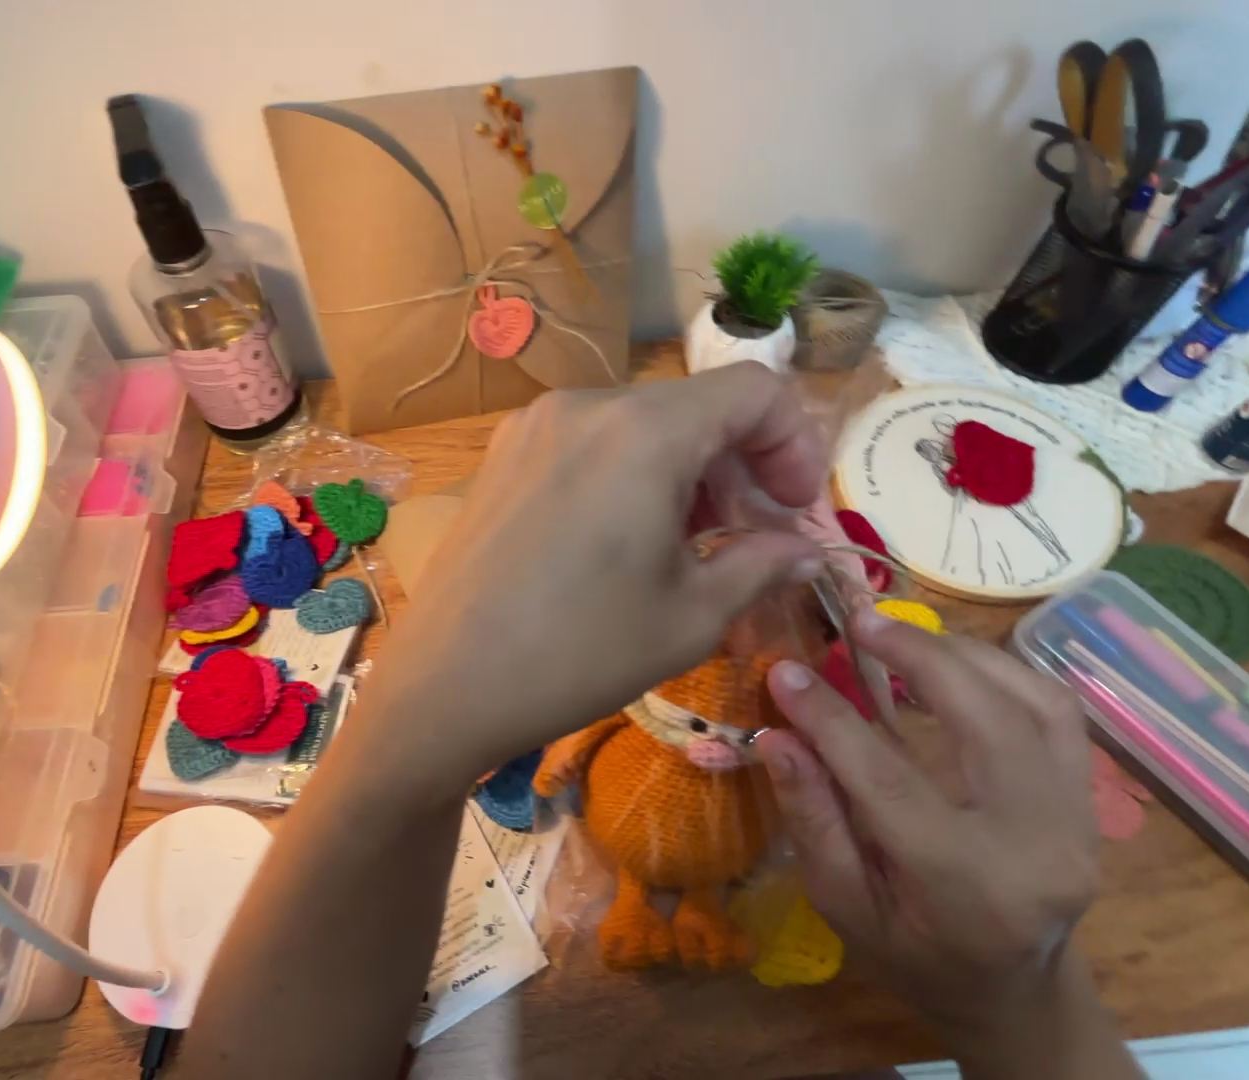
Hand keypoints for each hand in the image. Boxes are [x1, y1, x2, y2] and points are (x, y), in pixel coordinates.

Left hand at [349, 363, 829, 798]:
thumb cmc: (578, 653)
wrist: (445, 685)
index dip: (795, 444)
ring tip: (688, 545)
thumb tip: (803, 547)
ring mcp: (533, 427)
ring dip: (685, 472)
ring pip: (640, 425)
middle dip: (740, 466)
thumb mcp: (689, 617)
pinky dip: (629, 474)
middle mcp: (585, 406)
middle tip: (749, 539)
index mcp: (644, 431)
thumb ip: (761, 564)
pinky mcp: (502, 457)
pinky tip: (623, 538)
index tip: (793, 511)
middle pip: (695, 407)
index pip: (754, 391)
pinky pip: (589, 444)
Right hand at [753, 609, 1102, 1036]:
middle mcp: (1040, 844)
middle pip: (987, 722)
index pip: (888, 780)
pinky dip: (1002, 669)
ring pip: (1036, 701)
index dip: (830, 719)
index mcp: (967, 885)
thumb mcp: (842, 902)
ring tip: (900, 633)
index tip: (784, 672)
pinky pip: (1056, 709)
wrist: (1012, 989)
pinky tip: (951, 659)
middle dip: (919, 656)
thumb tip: (777, 737)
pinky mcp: (1089, 796)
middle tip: (859, 621)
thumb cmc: (912, 954)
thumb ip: (812, 818)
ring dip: (964, 653)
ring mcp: (1080, 817)